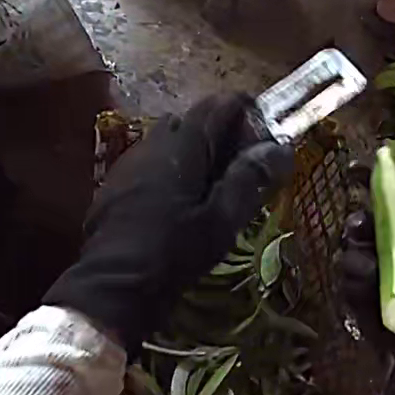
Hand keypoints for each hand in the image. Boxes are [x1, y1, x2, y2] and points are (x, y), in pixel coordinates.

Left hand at [45, 94, 292, 350]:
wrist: (113, 288)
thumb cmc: (174, 252)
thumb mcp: (222, 220)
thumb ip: (249, 179)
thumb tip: (280, 149)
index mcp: (182, 146)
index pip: (219, 106)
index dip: (246, 111)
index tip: (265, 131)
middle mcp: (153, 143)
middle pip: (194, 119)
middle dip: (223, 131)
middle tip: (245, 161)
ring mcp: (130, 161)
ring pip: (171, 139)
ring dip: (198, 150)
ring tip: (217, 182)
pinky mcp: (117, 183)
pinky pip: (153, 160)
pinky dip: (175, 167)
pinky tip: (182, 199)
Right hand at [338, 170, 394, 394]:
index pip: (387, 191)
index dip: (371, 176)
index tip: (356, 170)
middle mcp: (386, 238)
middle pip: (360, 214)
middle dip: (358, 218)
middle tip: (361, 226)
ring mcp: (368, 263)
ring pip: (347, 243)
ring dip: (356, 249)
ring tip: (369, 265)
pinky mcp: (355, 289)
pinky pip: (345, 274)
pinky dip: (356, 278)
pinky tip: (369, 287)